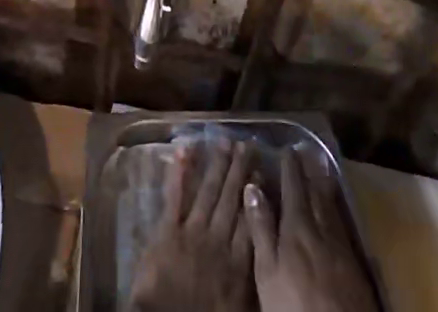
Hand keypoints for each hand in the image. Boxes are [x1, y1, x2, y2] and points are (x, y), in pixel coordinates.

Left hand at [128, 141, 257, 311]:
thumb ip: (253, 279)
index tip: (262, 170)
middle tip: (246, 144)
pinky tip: (183, 150)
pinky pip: (174, 196)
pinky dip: (179, 172)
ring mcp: (192, 231)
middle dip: (239, 170)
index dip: (256, 193)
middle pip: (231, 199)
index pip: (250, 220)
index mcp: (238, 262)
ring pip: (207, 192)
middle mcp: (218, 239)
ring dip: (216, 165)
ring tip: (224, 141)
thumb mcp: (242, 307)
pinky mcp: (167, 230)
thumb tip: (270, 261)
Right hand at [243, 146, 378, 311]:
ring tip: (323, 170)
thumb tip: (252, 187)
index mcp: (297, 228)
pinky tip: (337, 212)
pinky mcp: (356, 266)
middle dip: (310, 171)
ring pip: (333, 209)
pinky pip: (344, 226)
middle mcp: (322, 230)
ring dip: (326, 187)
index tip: (287, 148)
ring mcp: (342, 248)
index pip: (293, 189)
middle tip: (308, 151)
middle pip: (317, 194)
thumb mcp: (267, 270)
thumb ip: (261, 228)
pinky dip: (338, 210)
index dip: (290, 168)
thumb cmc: (293, 306)